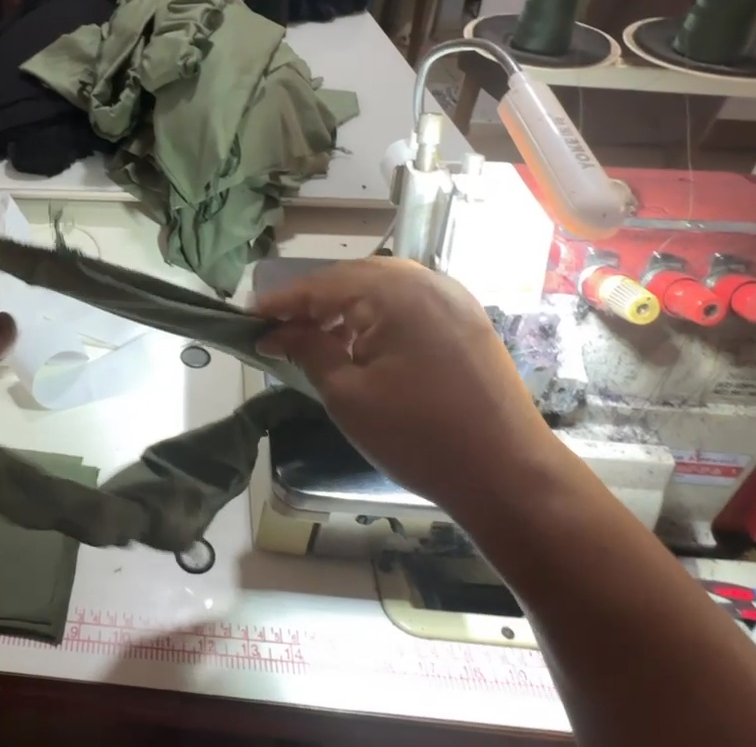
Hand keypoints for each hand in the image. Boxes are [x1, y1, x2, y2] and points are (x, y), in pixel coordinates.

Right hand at [255, 257, 556, 508]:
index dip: (281, 303)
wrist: (508, 476)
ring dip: (344, 310)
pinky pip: (409, 305)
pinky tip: (361, 347)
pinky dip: (377, 318)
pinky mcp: (467, 322)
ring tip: (314, 340)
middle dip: (312, 303)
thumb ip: (309, 350)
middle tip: (278, 330)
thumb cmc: (418, 435)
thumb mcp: (348, 394)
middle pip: (352, 279)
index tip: (247, 319)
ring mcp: (453, 299)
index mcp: (394, 290)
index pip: (321, 285)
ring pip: (382, 290)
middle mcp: (426, 281)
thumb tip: (278, 333)